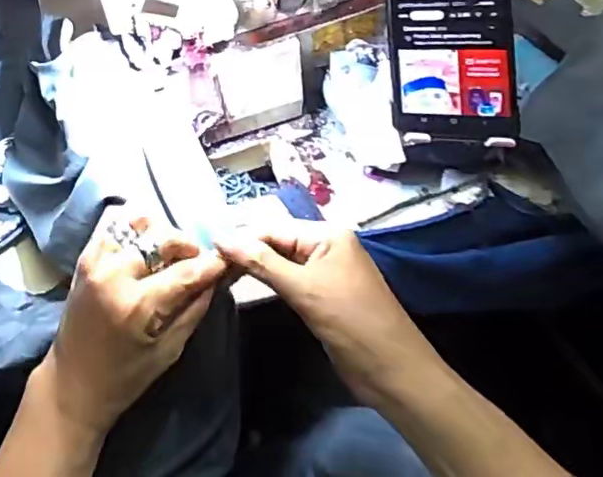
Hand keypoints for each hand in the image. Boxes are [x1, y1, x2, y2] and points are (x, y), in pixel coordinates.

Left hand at [37, 214, 226, 438]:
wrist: (70, 386)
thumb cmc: (123, 378)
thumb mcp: (168, 351)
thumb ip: (194, 310)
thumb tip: (217, 277)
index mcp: (136, 305)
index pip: (185, 272)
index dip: (211, 263)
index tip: (227, 258)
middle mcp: (114, 274)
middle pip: (162, 238)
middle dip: (186, 246)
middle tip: (195, 260)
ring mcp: (96, 261)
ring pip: (139, 223)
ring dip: (160, 235)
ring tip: (168, 254)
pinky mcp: (85, 257)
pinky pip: (114, 225)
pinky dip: (134, 228)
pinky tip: (145, 244)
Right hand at [214, 220, 429, 408]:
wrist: (394, 373)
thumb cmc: (351, 323)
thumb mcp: (303, 290)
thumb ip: (261, 263)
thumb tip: (221, 237)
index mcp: (327, 234)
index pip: (275, 228)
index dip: (242, 238)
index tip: (208, 249)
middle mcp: (327, 246)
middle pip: (278, 243)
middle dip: (247, 253)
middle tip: (210, 265)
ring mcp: (326, 271)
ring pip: (282, 264)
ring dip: (256, 269)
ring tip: (221, 273)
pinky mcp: (324, 295)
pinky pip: (292, 282)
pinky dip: (271, 284)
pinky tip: (247, 286)